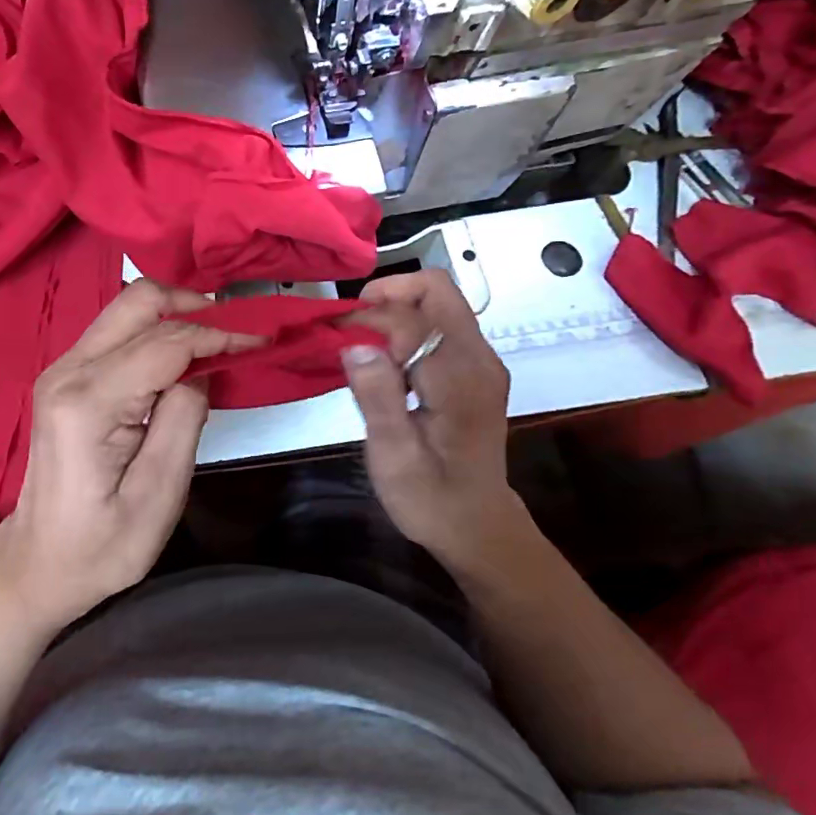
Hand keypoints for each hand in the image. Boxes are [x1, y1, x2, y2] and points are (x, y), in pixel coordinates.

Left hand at [0, 280, 261, 627]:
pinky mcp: (66, 376)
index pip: (165, 343)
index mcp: (89, 402)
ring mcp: (62, 369)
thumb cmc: (102, 544)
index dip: (218, 334)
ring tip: (218, 344)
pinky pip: (118, 331)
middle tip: (238, 334)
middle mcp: (68, 371)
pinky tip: (183, 358)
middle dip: (195, 307)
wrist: (40, 562)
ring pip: (127, 309)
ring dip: (177, 316)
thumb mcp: (159, 494)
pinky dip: (157, 332)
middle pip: (138, 301)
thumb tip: (202, 369)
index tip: (261, 340)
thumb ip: (184, 418)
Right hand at [340, 270, 525, 571]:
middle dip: (387, 295)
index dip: (366, 321)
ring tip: (362, 344)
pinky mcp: (476, 367)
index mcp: (459, 380)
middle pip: (437, 288)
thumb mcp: (394, 456)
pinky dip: (407, 325)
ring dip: (396, 309)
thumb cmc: (431, 499)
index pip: (410, 320)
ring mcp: (482, 360)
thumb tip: (354, 343)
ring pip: (439, 301)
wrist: (477, 526)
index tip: (333, 338)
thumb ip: (377, 396)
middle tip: (350, 327)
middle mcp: (479, 358)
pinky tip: (385, 360)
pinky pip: (441, 323)